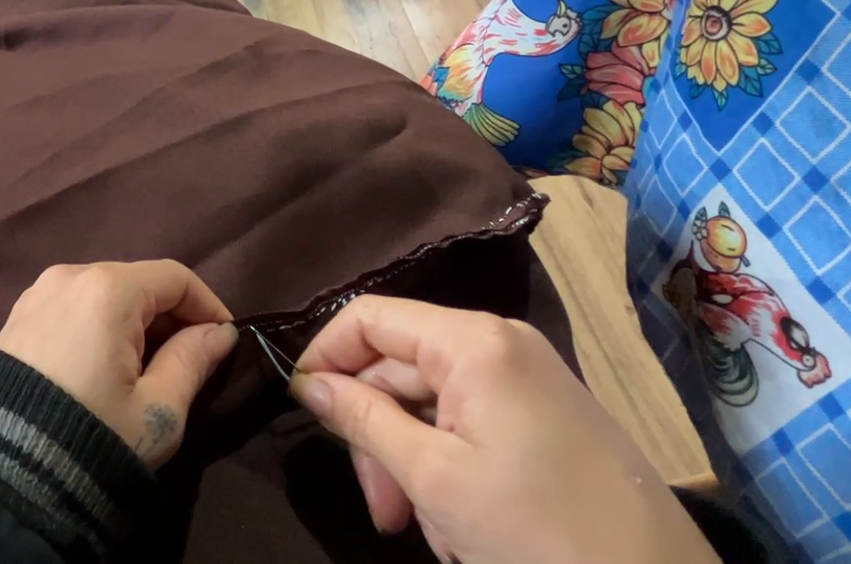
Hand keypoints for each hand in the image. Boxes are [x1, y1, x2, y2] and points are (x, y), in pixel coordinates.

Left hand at [0, 260, 237, 467]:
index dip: (207, 304)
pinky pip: (73, 306)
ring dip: (134, 321)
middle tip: (190, 360)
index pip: (173, 277)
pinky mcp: (18, 315)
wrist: (3, 470)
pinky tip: (104, 365)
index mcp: (107, 288)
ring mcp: (38, 292)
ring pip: (104, 292)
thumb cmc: (91, 435)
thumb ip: (192, 362)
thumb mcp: (156, 409)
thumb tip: (218, 333)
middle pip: (137, 281)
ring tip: (147, 368)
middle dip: (170, 315)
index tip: (224, 341)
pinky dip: (99, 324)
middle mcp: (70, 275)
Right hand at [289, 296, 719, 563]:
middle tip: (378, 507)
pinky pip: (469, 425)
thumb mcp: (434, 477)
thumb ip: (362, 419)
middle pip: (399, 367)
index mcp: (473, 341)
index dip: (326, 354)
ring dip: (411, 462)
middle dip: (377, 434)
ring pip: (431, 403)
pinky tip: (461, 528)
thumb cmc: (540, 532)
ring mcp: (528, 381)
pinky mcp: (546, 418)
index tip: (304, 407)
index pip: (369, 317)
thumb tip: (306, 382)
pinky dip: (449, 468)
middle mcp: (499, 345)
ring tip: (422, 529)